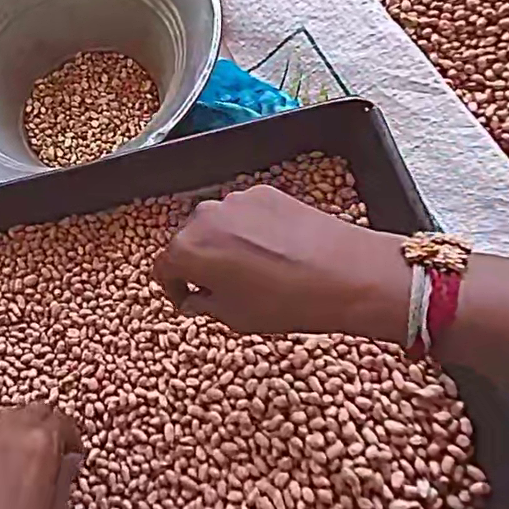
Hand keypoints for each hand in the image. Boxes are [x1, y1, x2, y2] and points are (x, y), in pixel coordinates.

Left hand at [0, 401, 83, 508]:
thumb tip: (69, 458)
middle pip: (31, 412)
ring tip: (30, 463)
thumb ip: (64, 478)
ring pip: (4, 422)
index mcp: (36, 446)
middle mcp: (4, 436)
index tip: (74, 452)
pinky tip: (1, 480)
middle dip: (46, 426)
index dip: (71, 435)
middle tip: (56, 452)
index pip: (59, 420)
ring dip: (21, 432)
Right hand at [152, 184, 409, 338]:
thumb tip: (196, 298)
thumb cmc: (287, 301)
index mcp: (187, 250)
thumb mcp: (235, 316)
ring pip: (217, 225)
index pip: (164, 267)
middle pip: (188, 241)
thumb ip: (203, 304)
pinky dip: (249, 230)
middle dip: (199, 264)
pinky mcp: (264, 192)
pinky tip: (271, 251)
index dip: (173, 287)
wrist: (344, 274)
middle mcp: (204, 217)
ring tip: (251, 269)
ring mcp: (235, 201)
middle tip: (219, 287)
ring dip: (224, 245)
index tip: (186, 297)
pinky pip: (244, 213)